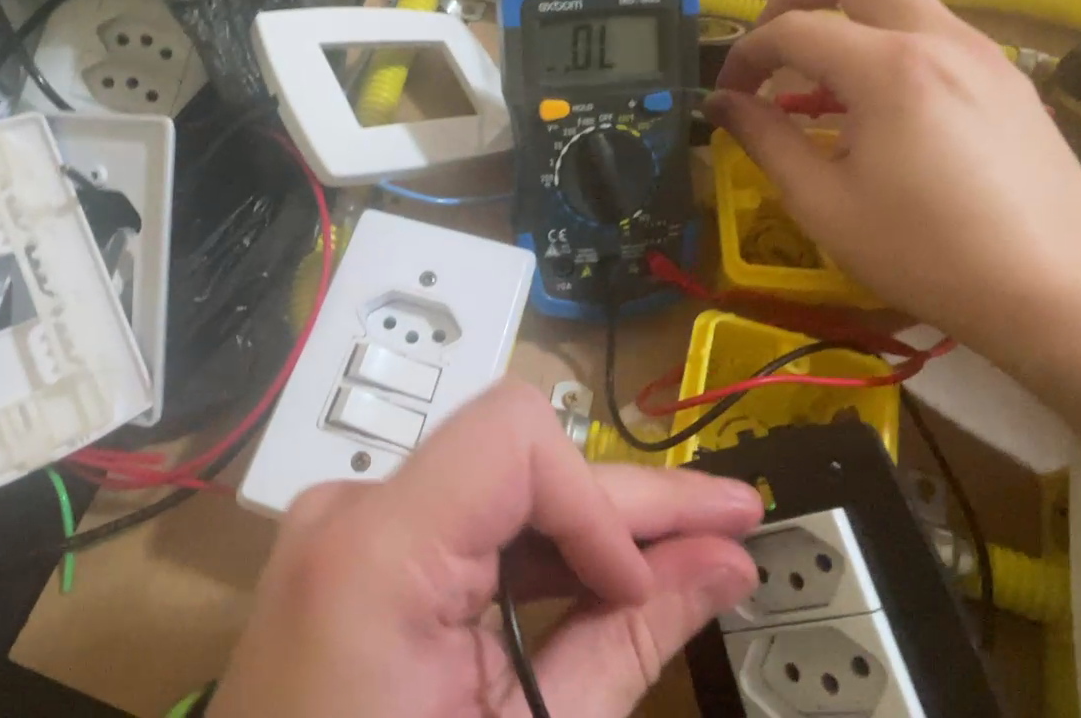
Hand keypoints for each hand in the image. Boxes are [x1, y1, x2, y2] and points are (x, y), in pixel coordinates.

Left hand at [210, 381, 762, 717]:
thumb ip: (624, 644)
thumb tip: (719, 566)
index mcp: (374, 554)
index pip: (513, 436)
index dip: (599, 496)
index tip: (644, 580)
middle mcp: (352, 514)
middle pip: (516, 461)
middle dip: (628, 500)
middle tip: (731, 518)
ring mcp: (349, 531)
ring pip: (500, 490)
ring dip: (593, 524)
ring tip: (692, 548)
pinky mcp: (358, 556)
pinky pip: (467, 527)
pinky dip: (540, 553)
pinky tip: (611, 576)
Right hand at [706, 0, 1080, 347]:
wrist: (1060, 291)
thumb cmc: (927, 254)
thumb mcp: (824, 204)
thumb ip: (766, 140)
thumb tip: (723, 104)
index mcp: (889, 69)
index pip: (794, 29)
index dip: (745, 55)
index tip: (727, 95)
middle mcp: (938, 39)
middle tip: (769, 45)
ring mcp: (981, 53)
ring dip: (843, 20)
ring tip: (816, 87)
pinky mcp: (1005, 77)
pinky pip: (930, 33)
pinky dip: (884, 46)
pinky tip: (874, 110)